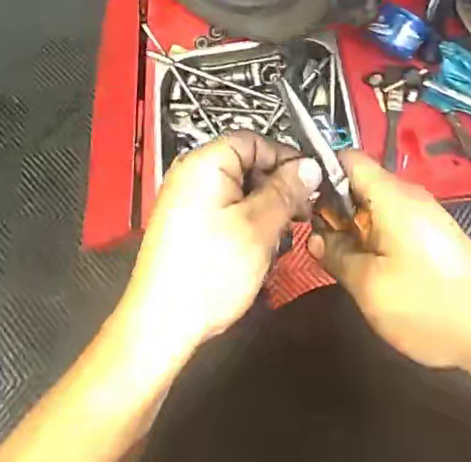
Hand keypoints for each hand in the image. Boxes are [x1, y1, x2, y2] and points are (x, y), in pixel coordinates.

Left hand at [118, 132, 321, 356]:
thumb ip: (288, 191)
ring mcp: (187, 200)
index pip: (256, 140)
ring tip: (279, 238)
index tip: (310, 182)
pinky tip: (259, 249)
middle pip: (249, 164)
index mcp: (205, 163)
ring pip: (241, 190)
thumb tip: (310, 167)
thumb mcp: (260, 227)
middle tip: (301, 213)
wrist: (160, 329)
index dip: (287, 159)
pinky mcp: (188, 224)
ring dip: (266, 208)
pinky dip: (248, 222)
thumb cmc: (207, 274)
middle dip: (279, 188)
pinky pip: (227, 209)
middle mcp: (192, 174)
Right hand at [309, 150, 470, 370]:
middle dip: (334, 206)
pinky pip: (394, 220)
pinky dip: (374, 236)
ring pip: (376, 204)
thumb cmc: (426, 304)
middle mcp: (409, 194)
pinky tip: (369, 268)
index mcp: (392, 194)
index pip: (348, 157)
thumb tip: (315, 237)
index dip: (320, 171)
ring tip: (337, 257)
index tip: (300, 200)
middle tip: (314, 238)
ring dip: (353, 226)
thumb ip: (335, 255)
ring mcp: (424, 213)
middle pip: (361, 182)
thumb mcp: (368, 285)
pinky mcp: (434, 234)